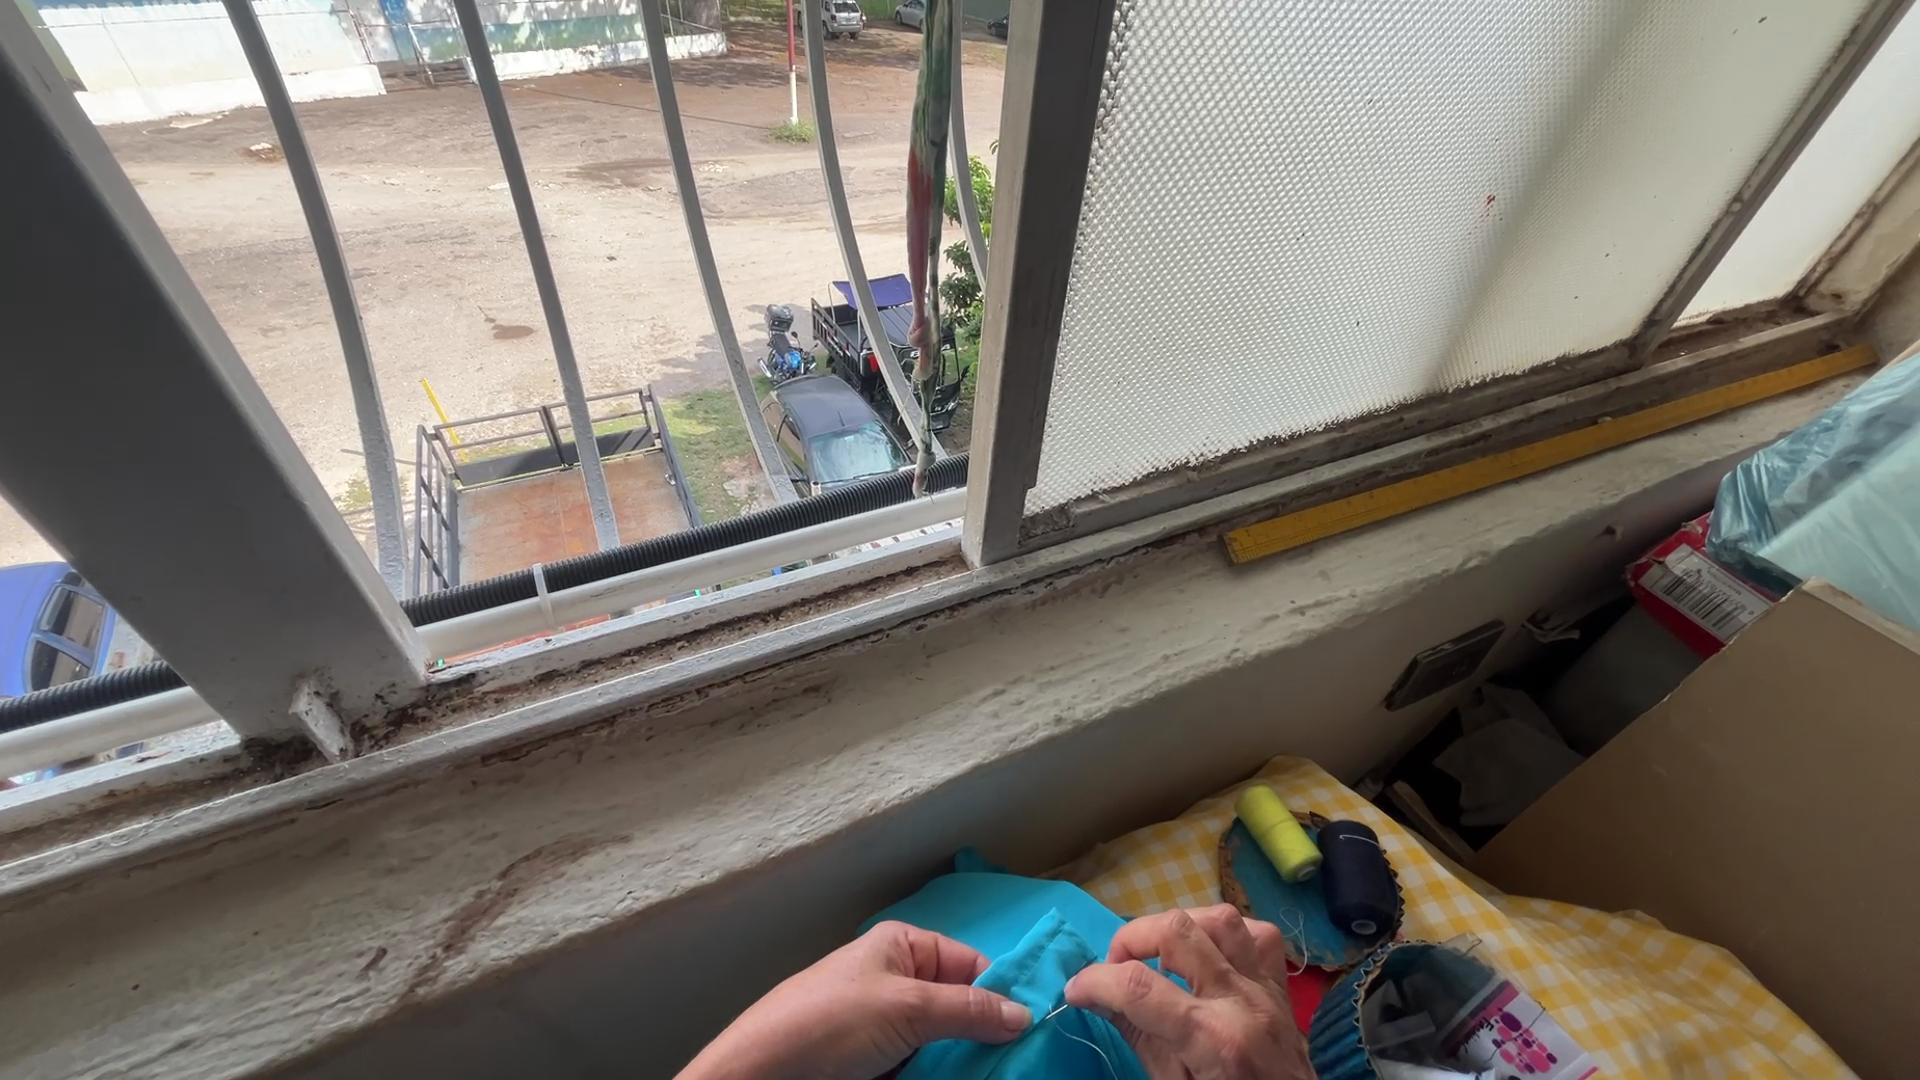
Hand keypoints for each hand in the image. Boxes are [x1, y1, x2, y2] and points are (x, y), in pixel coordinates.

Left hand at [677, 921, 1031, 1079]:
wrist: (765, 1071)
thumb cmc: (836, 1022)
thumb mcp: (907, 1009)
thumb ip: (969, 1010)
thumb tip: (1026, 1013)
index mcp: (904, 947)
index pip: (969, 964)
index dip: (1002, 992)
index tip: (1038, 1026)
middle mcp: (899, 980)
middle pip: (960, 1006)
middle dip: (987, 1034)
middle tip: (1025, 1062)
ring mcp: (887, 1025)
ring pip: (945, 1044)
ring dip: (967, 1062)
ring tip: (1003, 1075)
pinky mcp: (878, 1064)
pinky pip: (923, 1067)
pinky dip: (942, 1077)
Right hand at [1065, 905, 1315, 1079]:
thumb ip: (1136, 1035)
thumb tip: (1090, 993)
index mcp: (1215, 1040)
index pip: (1139, 987)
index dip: (1095, 981)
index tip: (1075, 988)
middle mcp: (1243, 1002)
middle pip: (1177, 931)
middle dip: (1132, 938)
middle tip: (1117, 968)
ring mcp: (1267, 990)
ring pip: (1220, 918)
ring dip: (1180, 928)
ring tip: (1161, 954)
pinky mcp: (1281, 988)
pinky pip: (1259, 935)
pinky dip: (1228, 935)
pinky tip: (1209, 953)